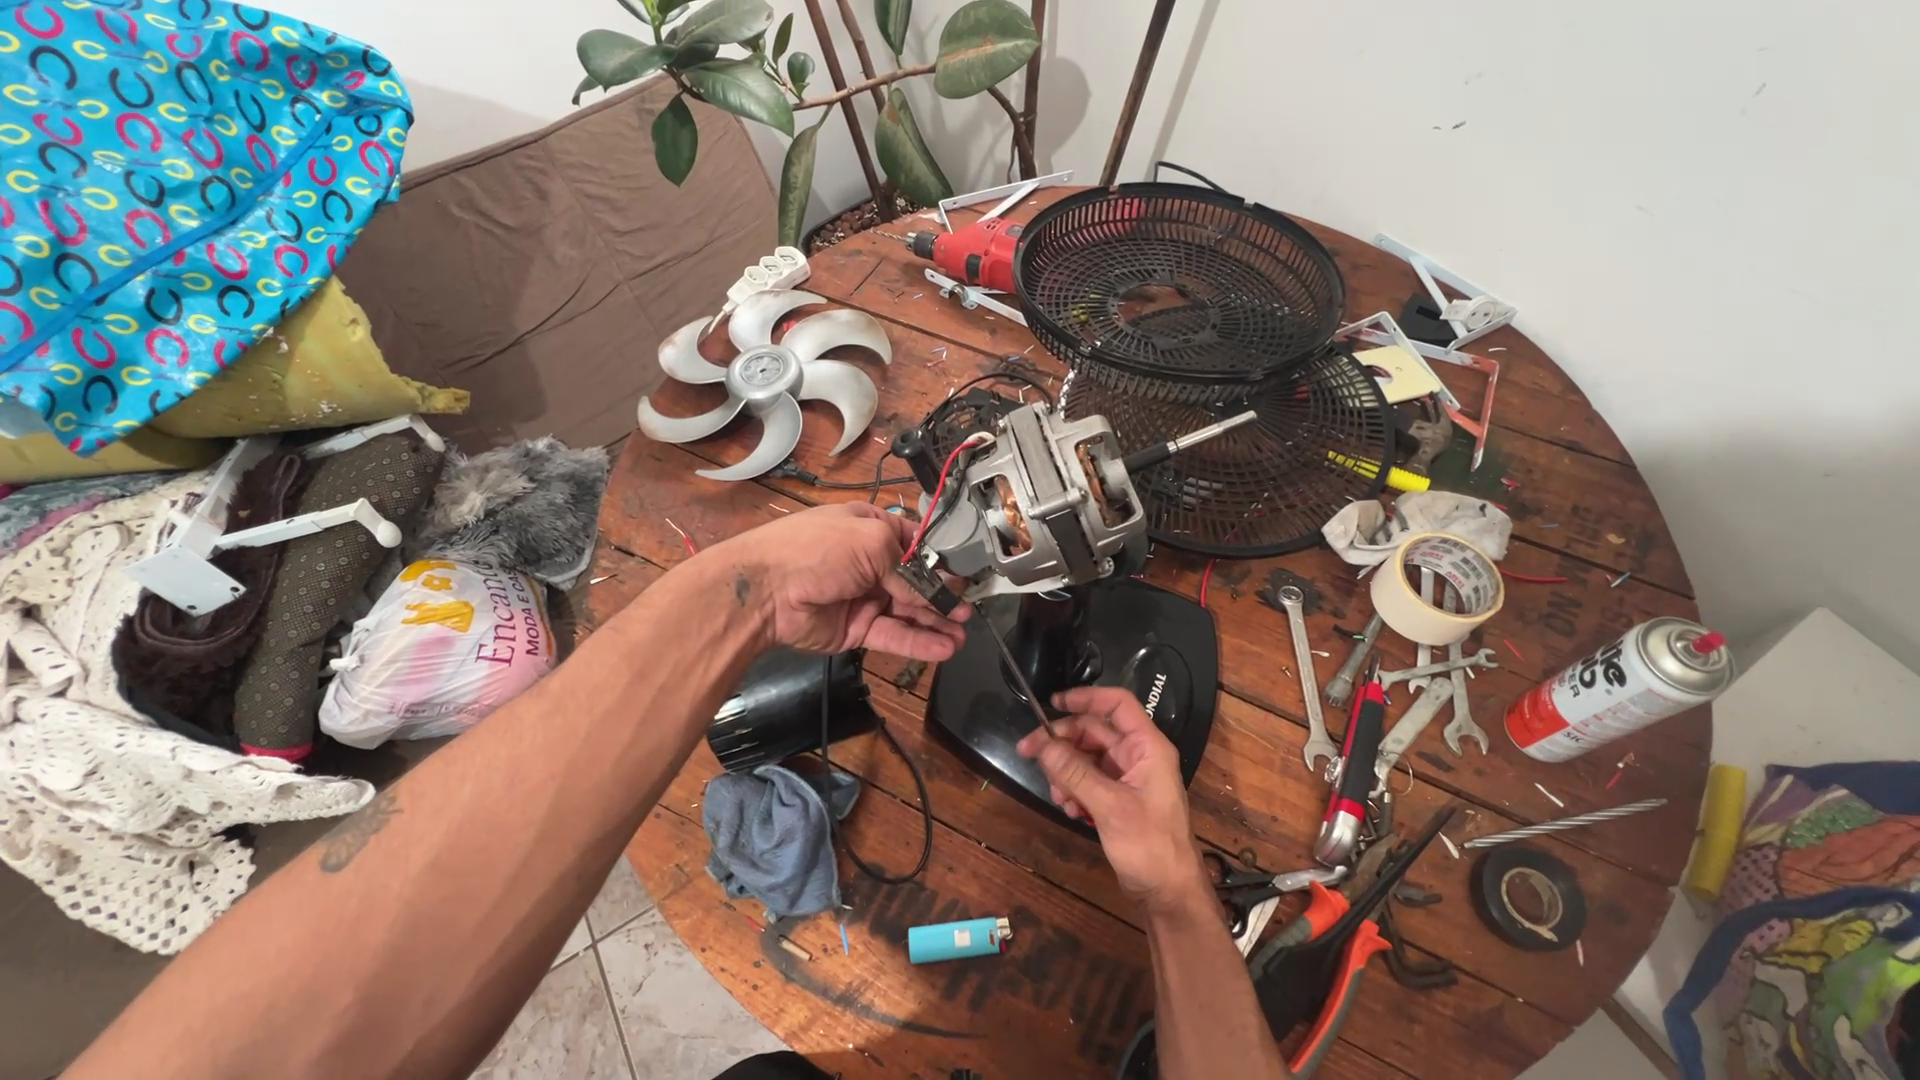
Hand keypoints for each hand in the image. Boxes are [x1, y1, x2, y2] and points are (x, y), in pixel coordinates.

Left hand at [698, 502, 968, 660]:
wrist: (766, 591)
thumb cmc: (818, 550)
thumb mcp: (872, 541)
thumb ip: (908, 567)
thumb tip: (932, 589)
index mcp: (870, 530)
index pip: (914, 544)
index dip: (938, 560)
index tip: (962, 574)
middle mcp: (869, 563)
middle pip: (915, 581)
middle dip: (943, 595)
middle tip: (968, 609)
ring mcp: (863, 598)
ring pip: (908, 612)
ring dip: (936, 622)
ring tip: (964, 633)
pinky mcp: (857, 630)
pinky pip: (894, 636)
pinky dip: (920, 642)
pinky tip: (945, 647)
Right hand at [1016, 686, 1208, 912]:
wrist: (1168, 894)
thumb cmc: (1150, 846)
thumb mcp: (1111, 807)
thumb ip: (1076, 774)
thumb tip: (1044, 746)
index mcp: (1147, 748)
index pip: (1117, 705)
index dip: (1086, 697)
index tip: (1052, 703)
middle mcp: (1137, 756)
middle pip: (1093, 732)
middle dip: (1061, 742)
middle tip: (1029, 752)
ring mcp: (1127, 778)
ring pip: (1086, 758)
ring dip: (1065, 772)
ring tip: (1058, 796)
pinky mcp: (1117, 799)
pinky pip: (1088, 781)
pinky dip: (1073, 790)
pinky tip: (1069, 809)